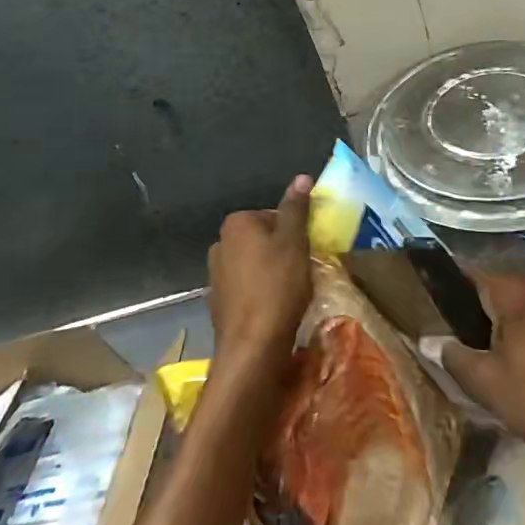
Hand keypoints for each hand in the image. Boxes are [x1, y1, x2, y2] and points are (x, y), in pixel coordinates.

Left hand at [207, 175, 312, 361]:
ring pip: (255, 264)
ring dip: (273, 272)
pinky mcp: (219, 303)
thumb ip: (296, 208)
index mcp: (236, 224)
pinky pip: (247, 288)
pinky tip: (276, 307)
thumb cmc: (277, 286)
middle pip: (263, 239)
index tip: (308, 248)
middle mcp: (220, 244)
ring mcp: (216, 276)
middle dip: (283, 250)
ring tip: (293, 290)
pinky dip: (261, 293)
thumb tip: (302, 177)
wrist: (252, 346)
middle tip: (304, 268)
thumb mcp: (294, 241)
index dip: (295, 230)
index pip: (273, 214)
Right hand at [434, 270, 524, 452]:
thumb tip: (427, 340)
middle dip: (464, 310)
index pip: (466, 273)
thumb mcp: (485, 381)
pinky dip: (508, 329)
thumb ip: (451, 355)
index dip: (441, 288)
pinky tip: (497, 357)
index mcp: (513, 289)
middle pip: (486, 287)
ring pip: (506, 303)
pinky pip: (524, 313)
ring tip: (466, 350)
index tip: (421, 306)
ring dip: (488, 322)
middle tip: (442, 338)